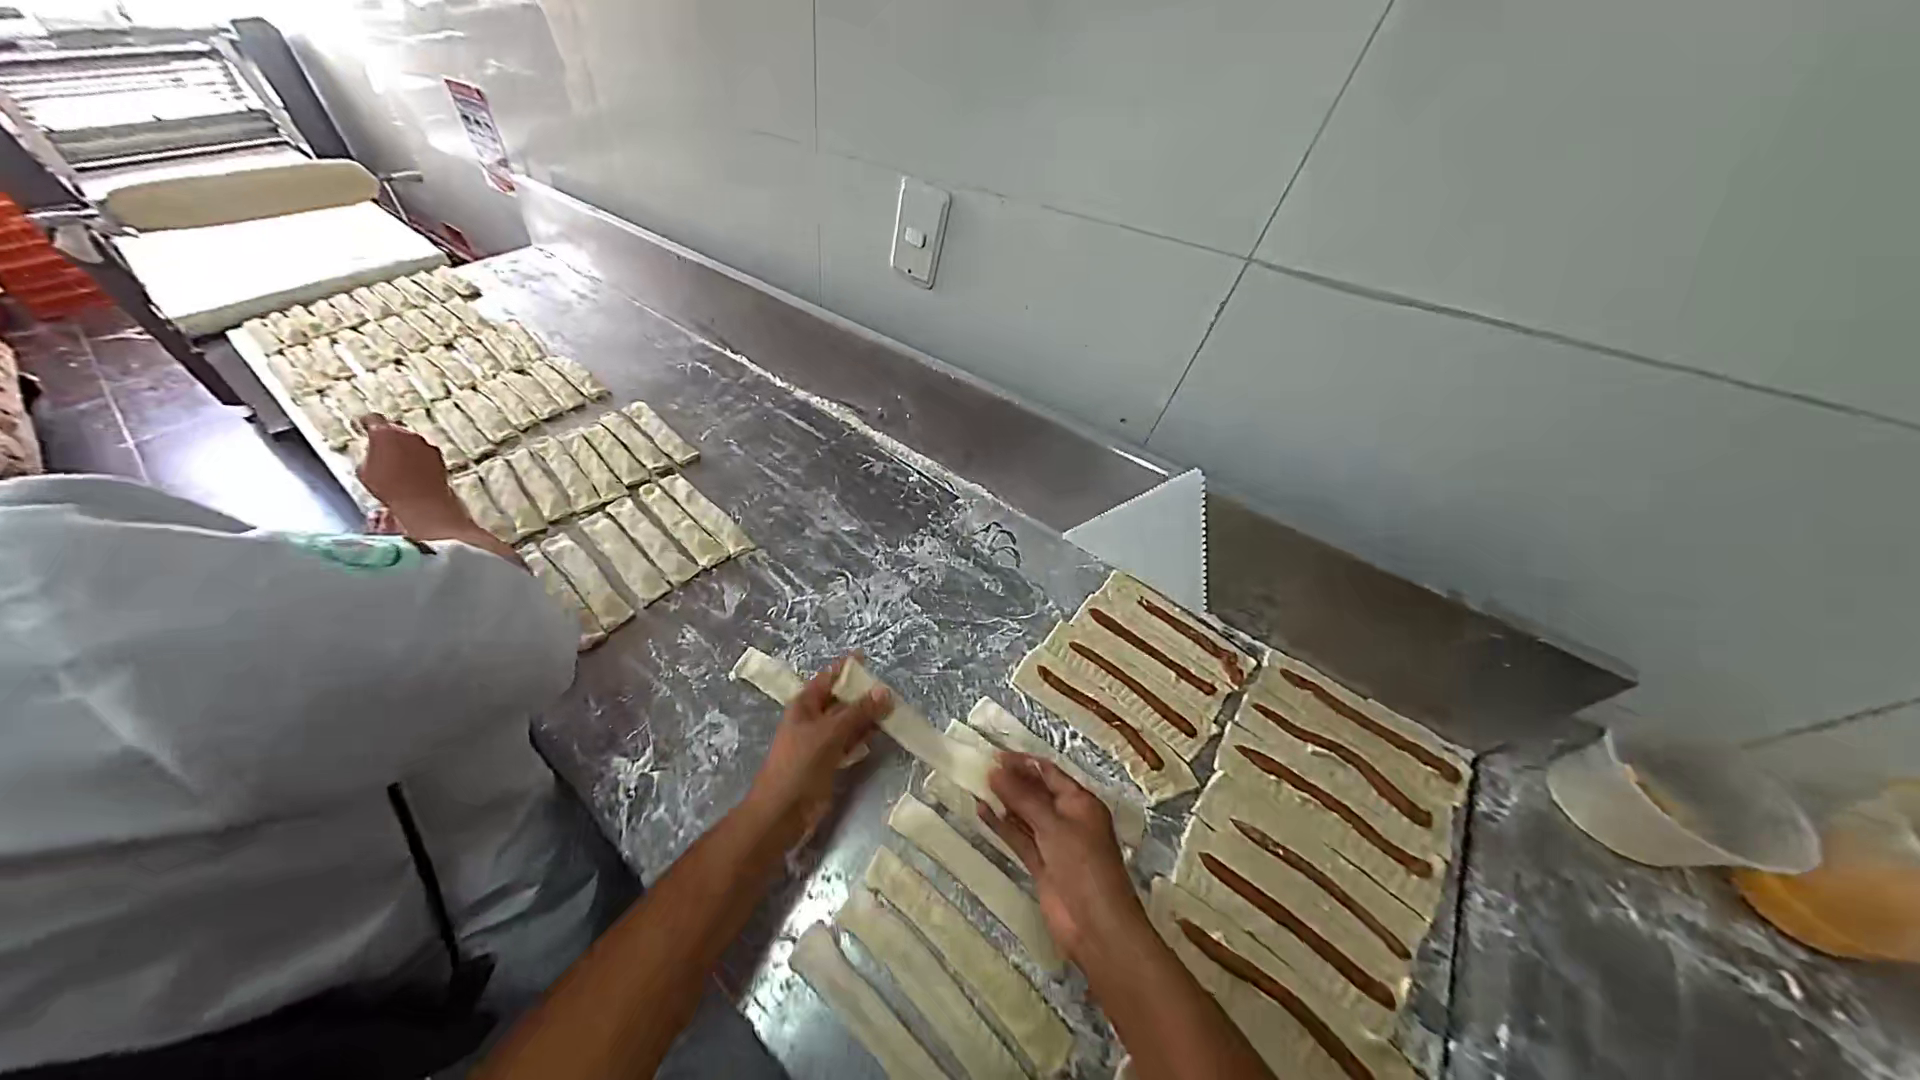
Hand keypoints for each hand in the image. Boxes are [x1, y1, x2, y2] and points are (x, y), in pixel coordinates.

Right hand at [356, 414, 464, 533]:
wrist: (422, 500)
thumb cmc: (389, 487)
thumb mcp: (364, 470)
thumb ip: (370, 456)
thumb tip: (375, 457)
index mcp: (384, 433)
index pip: (373, 420)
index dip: (367, 421)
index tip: (364, 422)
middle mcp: (408, 435)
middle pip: (395, 429)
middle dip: (388, 436)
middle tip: (381, 444)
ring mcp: (426, 444)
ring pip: (411, 441)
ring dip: (405, 446)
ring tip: (396, 460)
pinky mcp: (439, 457)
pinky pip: (424, 452)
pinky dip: (417, 457)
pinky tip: (412, 467)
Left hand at [745, 656, 888, 837]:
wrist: (782, 812)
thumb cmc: (799, 765)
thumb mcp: (830, 733)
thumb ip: (858, 712)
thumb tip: (884, 691)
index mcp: (804, 705)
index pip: (828, 678)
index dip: (846, 668)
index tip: (867, 658)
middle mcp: (812, 719)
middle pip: (841, 700)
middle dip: (863, 694)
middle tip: (890, 691)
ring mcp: (820, 741)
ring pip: (848, 721)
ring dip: (867, 716)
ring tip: (893, 710)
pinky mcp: (829, 761)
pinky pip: (850, 742)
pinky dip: (863, 737)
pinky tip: (880, 733)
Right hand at [982, 754, 1145, 964]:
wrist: (1096, 927)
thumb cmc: (1084, 867)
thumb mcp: (1054, 826)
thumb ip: (1023, 798)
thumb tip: (995, 771)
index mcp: (1081, 803)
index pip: (1049, 773)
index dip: (1023, 763)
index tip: (994, 755)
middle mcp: (1068, 818)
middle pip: (1036, 792)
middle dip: (1012, 780)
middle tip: (980, 768)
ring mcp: (1053, 843)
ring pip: (1025, 815)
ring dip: (1004, 802)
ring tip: (976, 785)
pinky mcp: (1041, 864)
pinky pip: (1019, 838)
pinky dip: (1002, 826)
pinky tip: (982, 812)